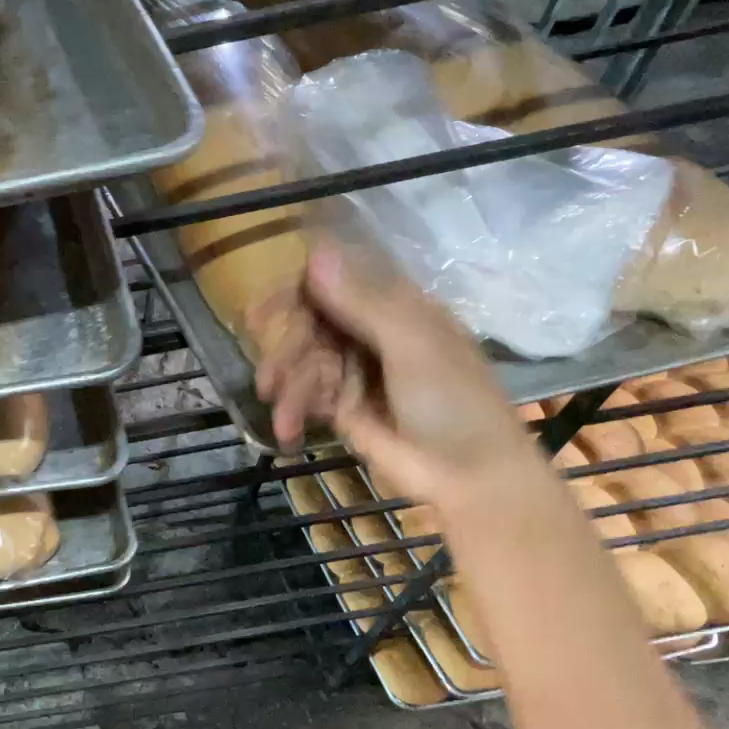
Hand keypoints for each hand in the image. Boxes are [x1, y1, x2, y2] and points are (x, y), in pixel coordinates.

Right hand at [257, 236, 540, 502]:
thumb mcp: (410, 345)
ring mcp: (355, 368)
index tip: (259, 316)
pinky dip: (292, 410)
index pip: (332, 283)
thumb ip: (361, 302)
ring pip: (301, 362)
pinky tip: (290, 429)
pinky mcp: (343, 405)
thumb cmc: (453, 402)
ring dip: (288, 388)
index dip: (292, 294)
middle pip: (307, 325)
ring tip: (284, 415)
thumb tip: (315, 254)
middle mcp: (369, 331)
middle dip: (286, 353)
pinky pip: (304, 395)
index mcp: (394, 306)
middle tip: (270, 380)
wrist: (468, 474)